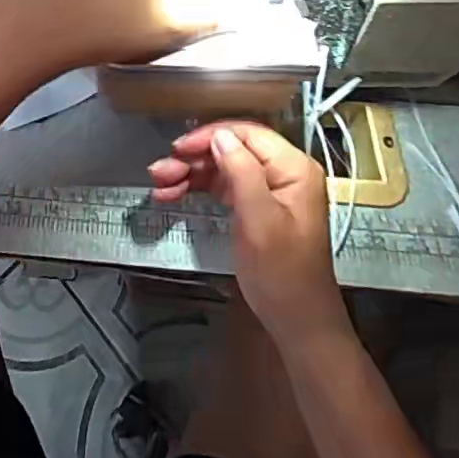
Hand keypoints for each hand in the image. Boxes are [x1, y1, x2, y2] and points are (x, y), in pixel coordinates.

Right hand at [148, 121, 347, 341]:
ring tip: (159, 184)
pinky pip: (222, 186)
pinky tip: (172, 194)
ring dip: (190, 173)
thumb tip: (219, 135)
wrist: (298, 323)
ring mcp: (268, 188)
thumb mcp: (260, 220)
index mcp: (293, 167)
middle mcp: (282, 171)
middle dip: (194, 157)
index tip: (179, 149)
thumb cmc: (283, 273)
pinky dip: (197, 188)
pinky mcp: (254, 205)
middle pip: (232, 149)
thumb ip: (241, 172)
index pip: (248, 134)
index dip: (211, 136)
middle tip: (160, 171)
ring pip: (222, 166)